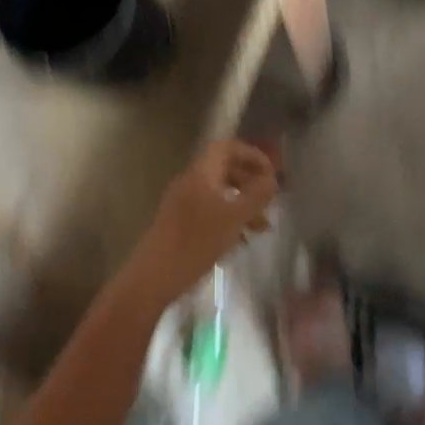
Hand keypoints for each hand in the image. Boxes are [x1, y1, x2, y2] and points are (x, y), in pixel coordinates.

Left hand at [121, 139, 278, 307]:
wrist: (152, 277)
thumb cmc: (196, 243)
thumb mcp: (233, 219)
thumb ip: (256, 196)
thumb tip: (272, 179)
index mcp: (201, 172)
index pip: (227, 147)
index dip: (251, 154)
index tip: (272, 174)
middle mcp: (190, 181)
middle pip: (224, 169)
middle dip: (250, 182)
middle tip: (270, 201)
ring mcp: (182, 202)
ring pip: (219, 193)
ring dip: (242, 205)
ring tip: (263, 228)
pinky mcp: (179, 223)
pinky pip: (209, 211)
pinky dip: (228, 219)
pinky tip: (241, 241)